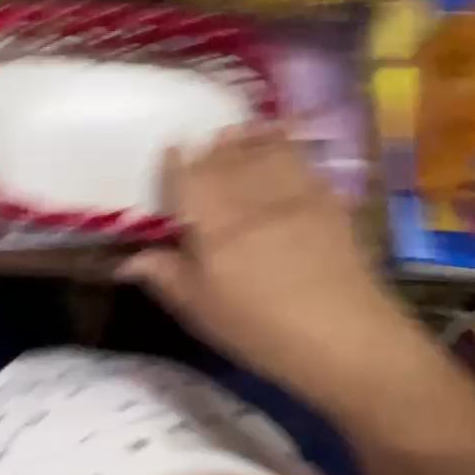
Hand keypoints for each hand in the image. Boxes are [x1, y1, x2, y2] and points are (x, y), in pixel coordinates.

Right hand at [119, 123, 414, 386]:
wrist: (348, 340)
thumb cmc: (262, 330)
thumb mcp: (203, 311)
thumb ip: (167, 276)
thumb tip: (127, 261)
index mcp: (212, 222)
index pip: (186, 176)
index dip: (175, 161)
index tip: (171, 151)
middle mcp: (248, 196)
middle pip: (223, 155)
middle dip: (211, 147)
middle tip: (204, 147)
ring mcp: (292, 194)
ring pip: (262, 148)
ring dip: (247, 138)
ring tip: (239, 134)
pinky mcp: (328, 201)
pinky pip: (301, 159)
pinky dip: (287, 143)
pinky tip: (282, 142)